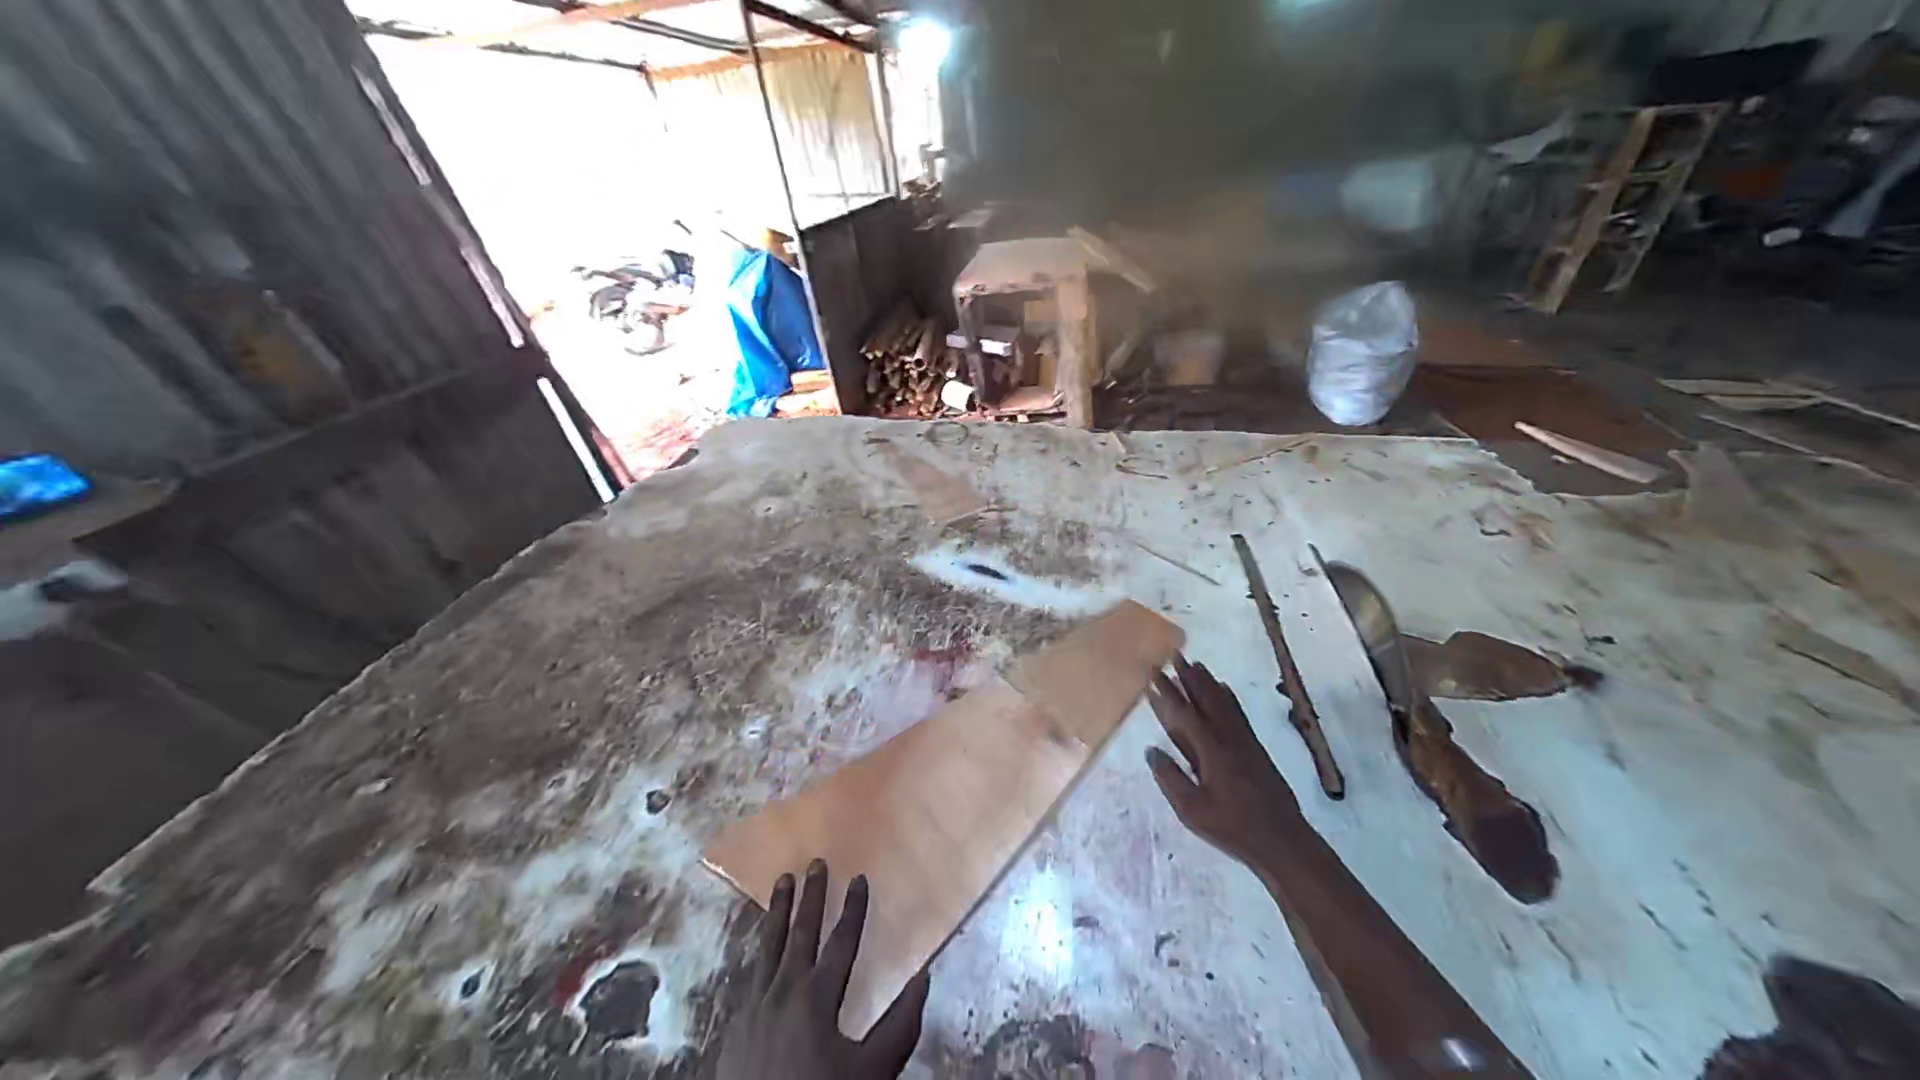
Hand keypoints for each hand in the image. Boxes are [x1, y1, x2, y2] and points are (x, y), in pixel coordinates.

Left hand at [715, 860, 930, 1079]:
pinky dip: (758, 949)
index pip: (841, 943)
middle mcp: (783, 993)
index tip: (859, 878)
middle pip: (800, 934)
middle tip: (815, 863)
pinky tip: (761, 942)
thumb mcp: (871, 1073)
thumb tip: (922, 977)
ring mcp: (753, 1008)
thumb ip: (900, 1026)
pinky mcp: (734, 1027)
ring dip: (777, 911)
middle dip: (811, 897)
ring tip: (782, 881)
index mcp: (816, 999)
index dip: (853, 909)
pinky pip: (750, 974)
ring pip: (768, 947)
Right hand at [1146, 655, 1307, 864]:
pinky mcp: (1256, 749)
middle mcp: (1228, 739)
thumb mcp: (1192, 809)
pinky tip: (1224, 690)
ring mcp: (1244, 742)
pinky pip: (1238, 714)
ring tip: (1195, 664)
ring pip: (1223, 704)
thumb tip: (1151, 750)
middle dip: (1188, 677)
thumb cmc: (1232, 827)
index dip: (1166, 692)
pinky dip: (1229, 698)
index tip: (1153, 673)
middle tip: (1174, 655)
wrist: (1282, 841)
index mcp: (1210, 751)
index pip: (1183, 714)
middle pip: (1206, 700)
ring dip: (1207, 683)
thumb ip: (1170, 778)